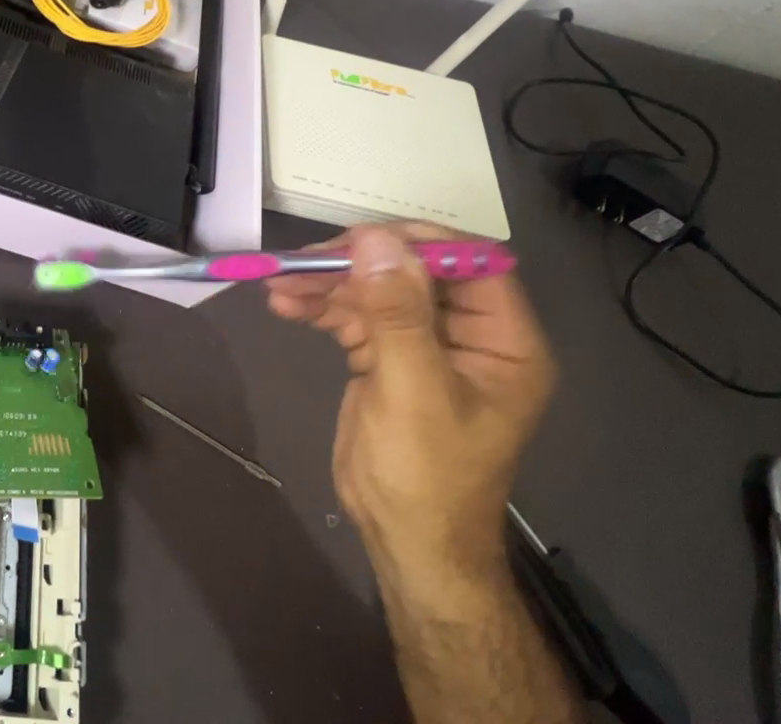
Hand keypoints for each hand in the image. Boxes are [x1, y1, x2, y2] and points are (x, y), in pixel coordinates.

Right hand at [265, 225, 554, 598]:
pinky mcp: (386, 362)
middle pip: (413, 274)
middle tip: (303, 262)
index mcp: (503, 341)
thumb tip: (374, 241)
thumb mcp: (413, 392)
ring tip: (278, 284)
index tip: (358, 240)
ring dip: (328, 286)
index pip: (470, 265)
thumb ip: (396, 314)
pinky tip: (284, 305)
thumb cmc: (427, 475)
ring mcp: (424, 348)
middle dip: (357, 265)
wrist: (405, 541)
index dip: (417, 244)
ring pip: (376, 293)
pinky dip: (320, 310)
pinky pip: (354, 320)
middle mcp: (467, 336)